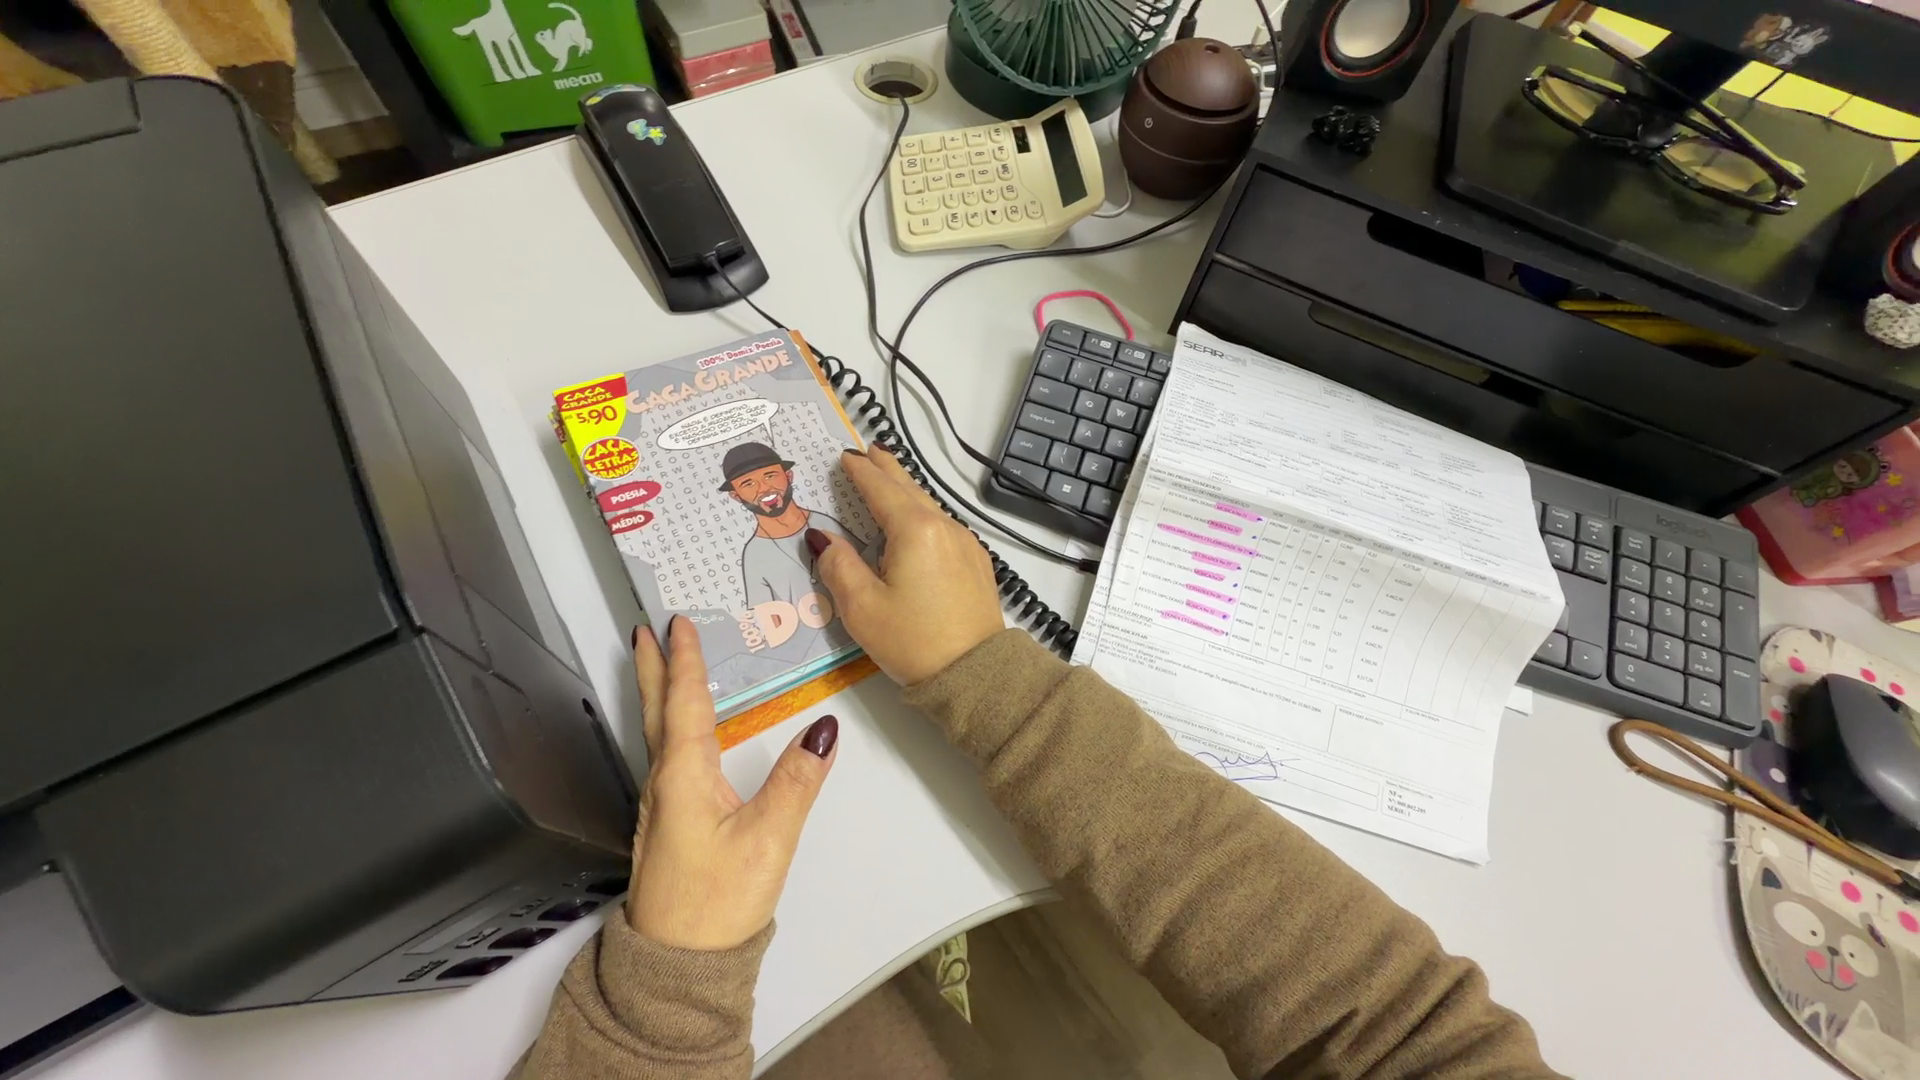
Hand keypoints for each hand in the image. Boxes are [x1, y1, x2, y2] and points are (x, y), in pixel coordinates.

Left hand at [626, 616, 837, 949]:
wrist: (678, 968)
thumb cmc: (717, 902)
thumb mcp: (768, 837)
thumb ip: (797, 779)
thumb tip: (824, 729)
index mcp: (684, 776)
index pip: (684, 703)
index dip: (684, 661)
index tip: (676, 623)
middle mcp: (664, 783)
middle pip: (657, 712)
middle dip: (654, 668)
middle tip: (644, 631)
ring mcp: (662, 805)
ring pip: (657, 734)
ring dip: (659, 693)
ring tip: (662, 667)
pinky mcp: (669, 825)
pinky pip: (666, 756)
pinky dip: (670, 725)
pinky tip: (681, 735)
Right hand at [807, 448, 1004, 684]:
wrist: (975, 673)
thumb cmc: (914, 641)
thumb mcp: (862, 607)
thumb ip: (838, 566)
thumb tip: (823, 539)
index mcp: (915, 531)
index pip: (881, 489)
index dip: (860, 471)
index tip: (845, 456)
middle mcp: (945, 528)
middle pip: (910, 489)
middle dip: (887, 470)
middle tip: (869, 452)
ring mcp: (966, 544)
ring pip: (930, 507)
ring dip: (906, 492)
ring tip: (889, 482)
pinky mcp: (977, 563)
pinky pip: (944, 526)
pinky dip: (924, 514)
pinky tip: (917, 523)